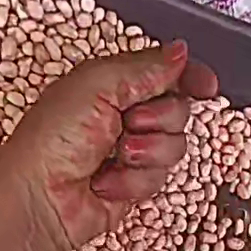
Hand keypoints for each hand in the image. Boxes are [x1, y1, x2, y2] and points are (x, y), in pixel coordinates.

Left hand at [0, 41, 218, 250]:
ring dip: (148, 152)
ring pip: (174, 147)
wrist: (43, 198)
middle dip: (160, 119)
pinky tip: (108, 184)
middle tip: (129, 125)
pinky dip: (135, 181)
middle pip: (178, 110)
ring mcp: (132, 152)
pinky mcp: (135, 185)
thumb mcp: (98, 84)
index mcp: (113, 83)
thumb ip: (145, 68)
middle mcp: (125, 116)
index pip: (164, 73)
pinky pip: (160, 178)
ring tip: (117, 157)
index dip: (189, 77)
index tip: (207, 85)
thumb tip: (180, 52)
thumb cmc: (55, 138)